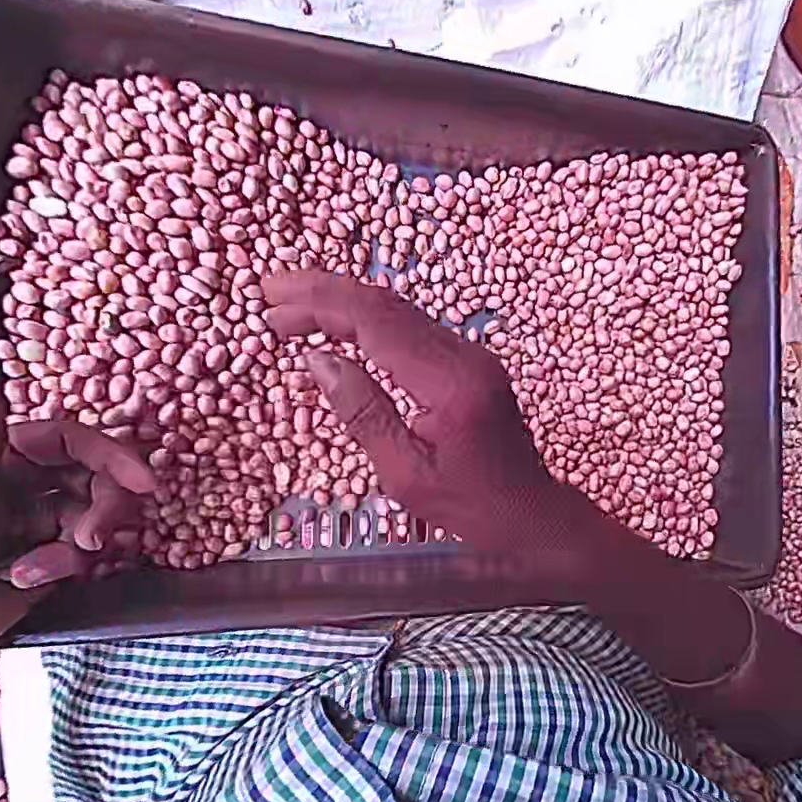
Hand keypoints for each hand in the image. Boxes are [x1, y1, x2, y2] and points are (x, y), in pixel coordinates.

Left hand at [0, 361, 155, 707]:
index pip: (71, 440)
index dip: (111, 455)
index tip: (141, 480)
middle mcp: (26, 484)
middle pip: (97, 477)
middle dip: (107, 505)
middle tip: (96, 536)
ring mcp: (41, 523)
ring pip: (99, 514)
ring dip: (86, 539)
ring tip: (50, 563)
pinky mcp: (51, 559)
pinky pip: (86, 553)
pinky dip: (65, 566)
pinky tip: (27, 578)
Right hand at [261, 270, 592, 548]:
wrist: (529, 511)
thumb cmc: (468, 506)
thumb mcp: (405, 474)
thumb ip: (363, 413)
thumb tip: (318, 359)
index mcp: (449, 383)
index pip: (376, 323)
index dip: (321, 307)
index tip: (274, 308)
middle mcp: (465, 357)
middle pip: (387, 304)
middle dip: (325, 291)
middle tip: (272, 290)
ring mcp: (471, 355)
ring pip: (400, 310)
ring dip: (344, 302)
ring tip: (294, 304)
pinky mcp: (470, 362)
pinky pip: (413, 328)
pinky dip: (369, 320)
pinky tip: (340, 325)